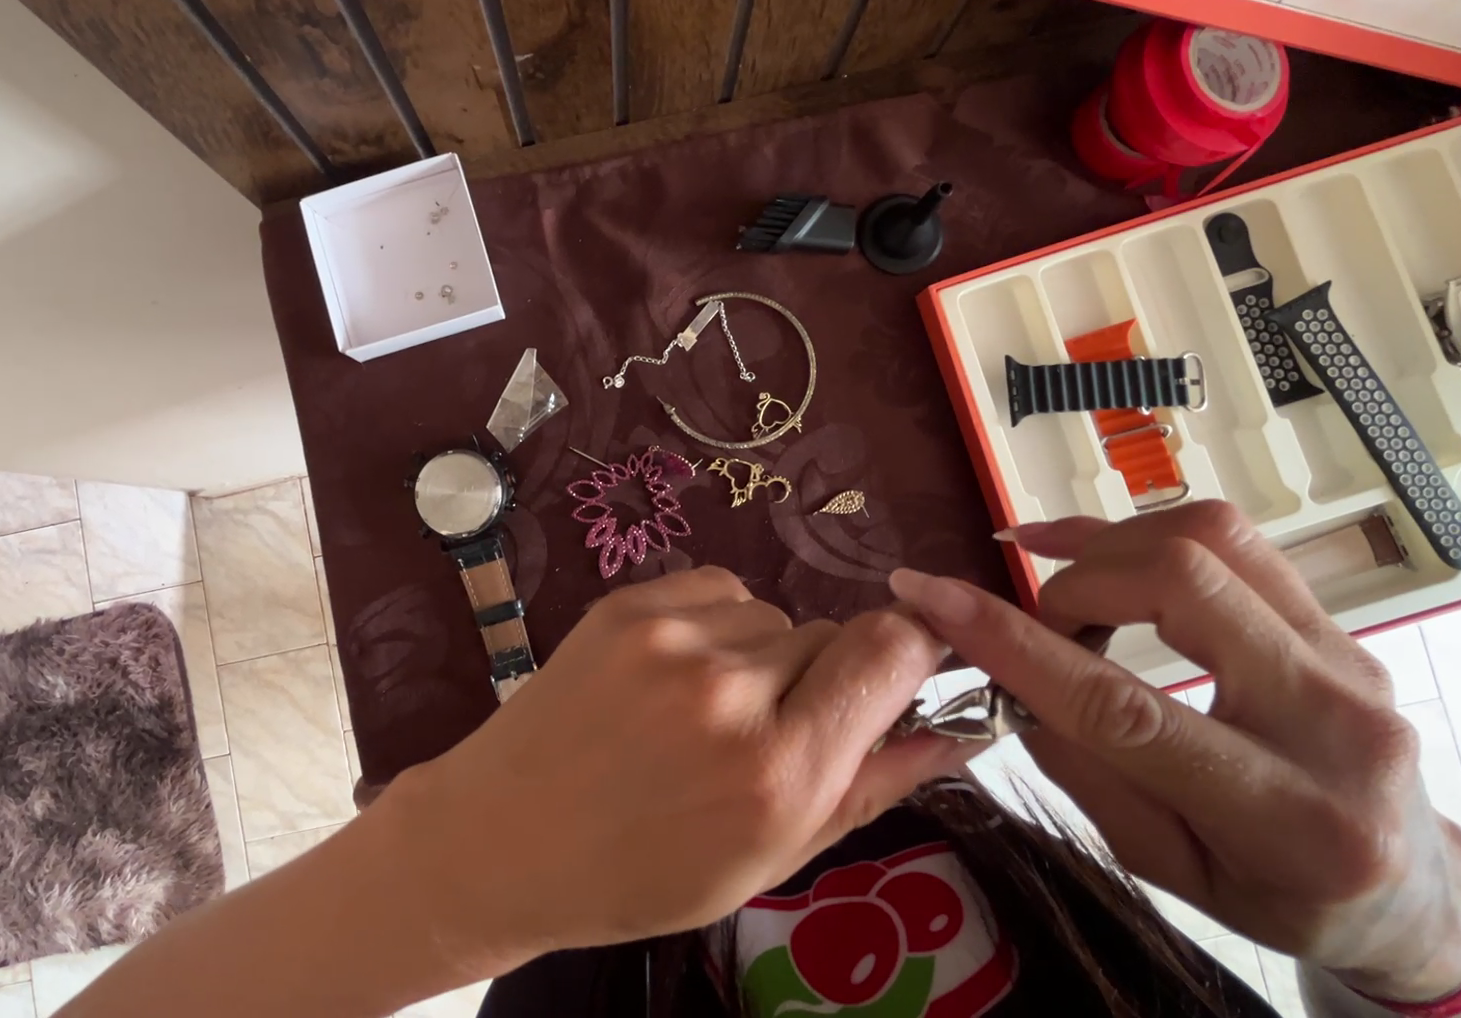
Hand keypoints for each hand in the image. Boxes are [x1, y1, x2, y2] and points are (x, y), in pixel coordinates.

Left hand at [378, 566, 977, 966]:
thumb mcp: (768, 858)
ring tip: (705, 704)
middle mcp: (729, 690)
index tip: (896, 673)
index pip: (888, 650)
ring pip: (772, 614)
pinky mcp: (626, 604)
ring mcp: (670, 637)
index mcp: (777, 771)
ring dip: (763, 652)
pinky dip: (717, 623)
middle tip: (769, 725)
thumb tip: (955, 729)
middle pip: (830, 634)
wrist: (505, 836)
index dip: (908, 652)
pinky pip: (717, 589)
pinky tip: (677, 669)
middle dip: (821, 678)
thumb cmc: (640, 872)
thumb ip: (870, 785)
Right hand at [889, 502, 1460, 1002]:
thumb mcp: (1158, 863)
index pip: (1119, 707)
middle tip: (1039, 628)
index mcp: (1285, 814)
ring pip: (1210, 537)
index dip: (1012, 644)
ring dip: (1104, 548)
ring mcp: (1347, 654)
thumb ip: (1080, 767)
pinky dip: (1133, 529)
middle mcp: (1335, 718)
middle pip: (1180, 583)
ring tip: (1061, 590)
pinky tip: (1075, 544)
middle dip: (1072, 590)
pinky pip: (1229, 539)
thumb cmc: (1269, 893)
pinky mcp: (1335, 620)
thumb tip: (1009, 676)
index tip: (928, 594)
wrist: (1405, 887)